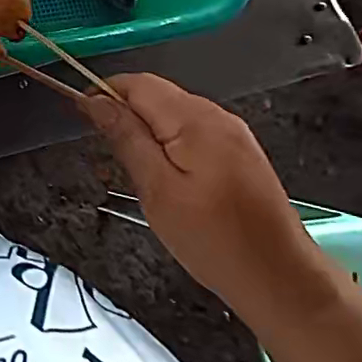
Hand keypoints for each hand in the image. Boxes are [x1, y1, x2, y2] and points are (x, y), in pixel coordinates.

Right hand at [80, 74, 313, 303]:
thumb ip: (126, 138)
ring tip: (137, 174)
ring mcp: (232, 132)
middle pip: (156, 95)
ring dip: (146, 131)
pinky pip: (193, 132)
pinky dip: (170, 145)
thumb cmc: (214, 240)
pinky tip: (168, 179)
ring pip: (173, 114)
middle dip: (125, 115)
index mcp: (194, 119)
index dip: (104, 93)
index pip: (137, 83)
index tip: (81, 116)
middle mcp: (216, 115)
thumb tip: (97, 102)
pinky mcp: (239, 151)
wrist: (279, 278)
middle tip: (108, 158)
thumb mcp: (157, 190)